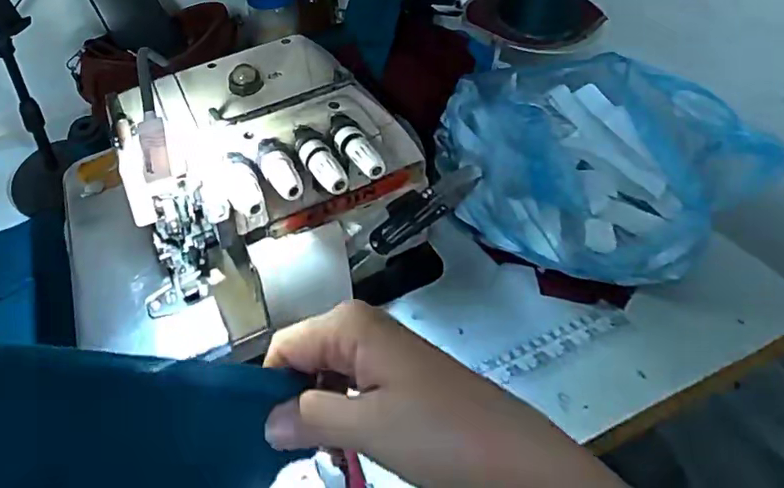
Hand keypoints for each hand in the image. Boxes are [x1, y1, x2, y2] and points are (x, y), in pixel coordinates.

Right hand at [264, 300, 621, 487]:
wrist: (518, 459)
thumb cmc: (439, 434)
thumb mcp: (368, 429)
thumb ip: (309, 418)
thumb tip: (265, 421)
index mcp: (349, 324)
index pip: (285, 345)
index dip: (270, 386)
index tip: (265, 433)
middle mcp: (361, 325)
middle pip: (305, 356)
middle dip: (295, 399)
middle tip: (295, 449)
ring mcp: (382, 347)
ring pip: (327, 373)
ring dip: (317, 411)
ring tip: (323, 453)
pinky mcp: (399, 371)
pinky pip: (352, 384)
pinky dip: (341, 412)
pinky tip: (348, 444)